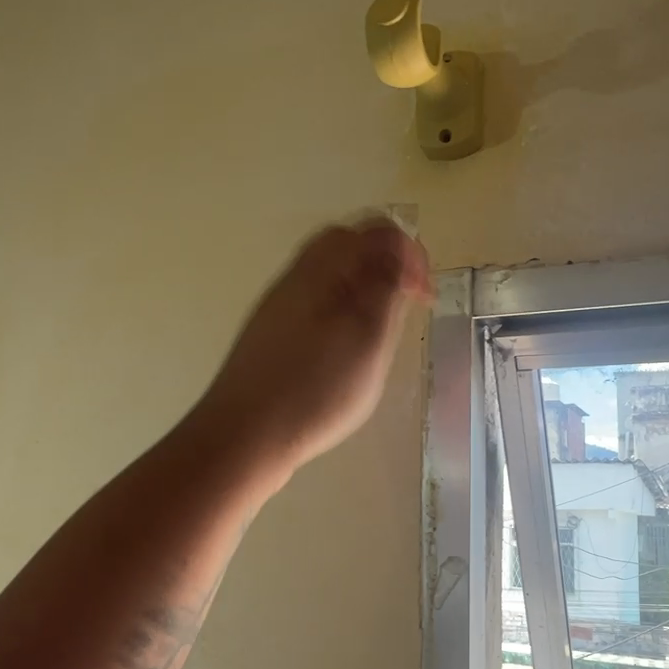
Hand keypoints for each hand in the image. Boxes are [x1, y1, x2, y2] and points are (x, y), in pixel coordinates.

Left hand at [195, 217, 432, 478]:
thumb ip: (384, 285)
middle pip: (347, 245)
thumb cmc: (315, 388)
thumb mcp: (367, 335)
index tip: (426, 297)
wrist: (243, 436)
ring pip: (328, 275)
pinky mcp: (271, 336)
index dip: (410, 254)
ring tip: (383, 329)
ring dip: (363, 289)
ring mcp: (279, 306)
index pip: (375, 232)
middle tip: (409, 301)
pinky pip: (315, 303)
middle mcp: (296, 277)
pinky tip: (348, 349)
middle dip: (386, 264)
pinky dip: (342, 310)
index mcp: (322, 269)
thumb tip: (397, 246)